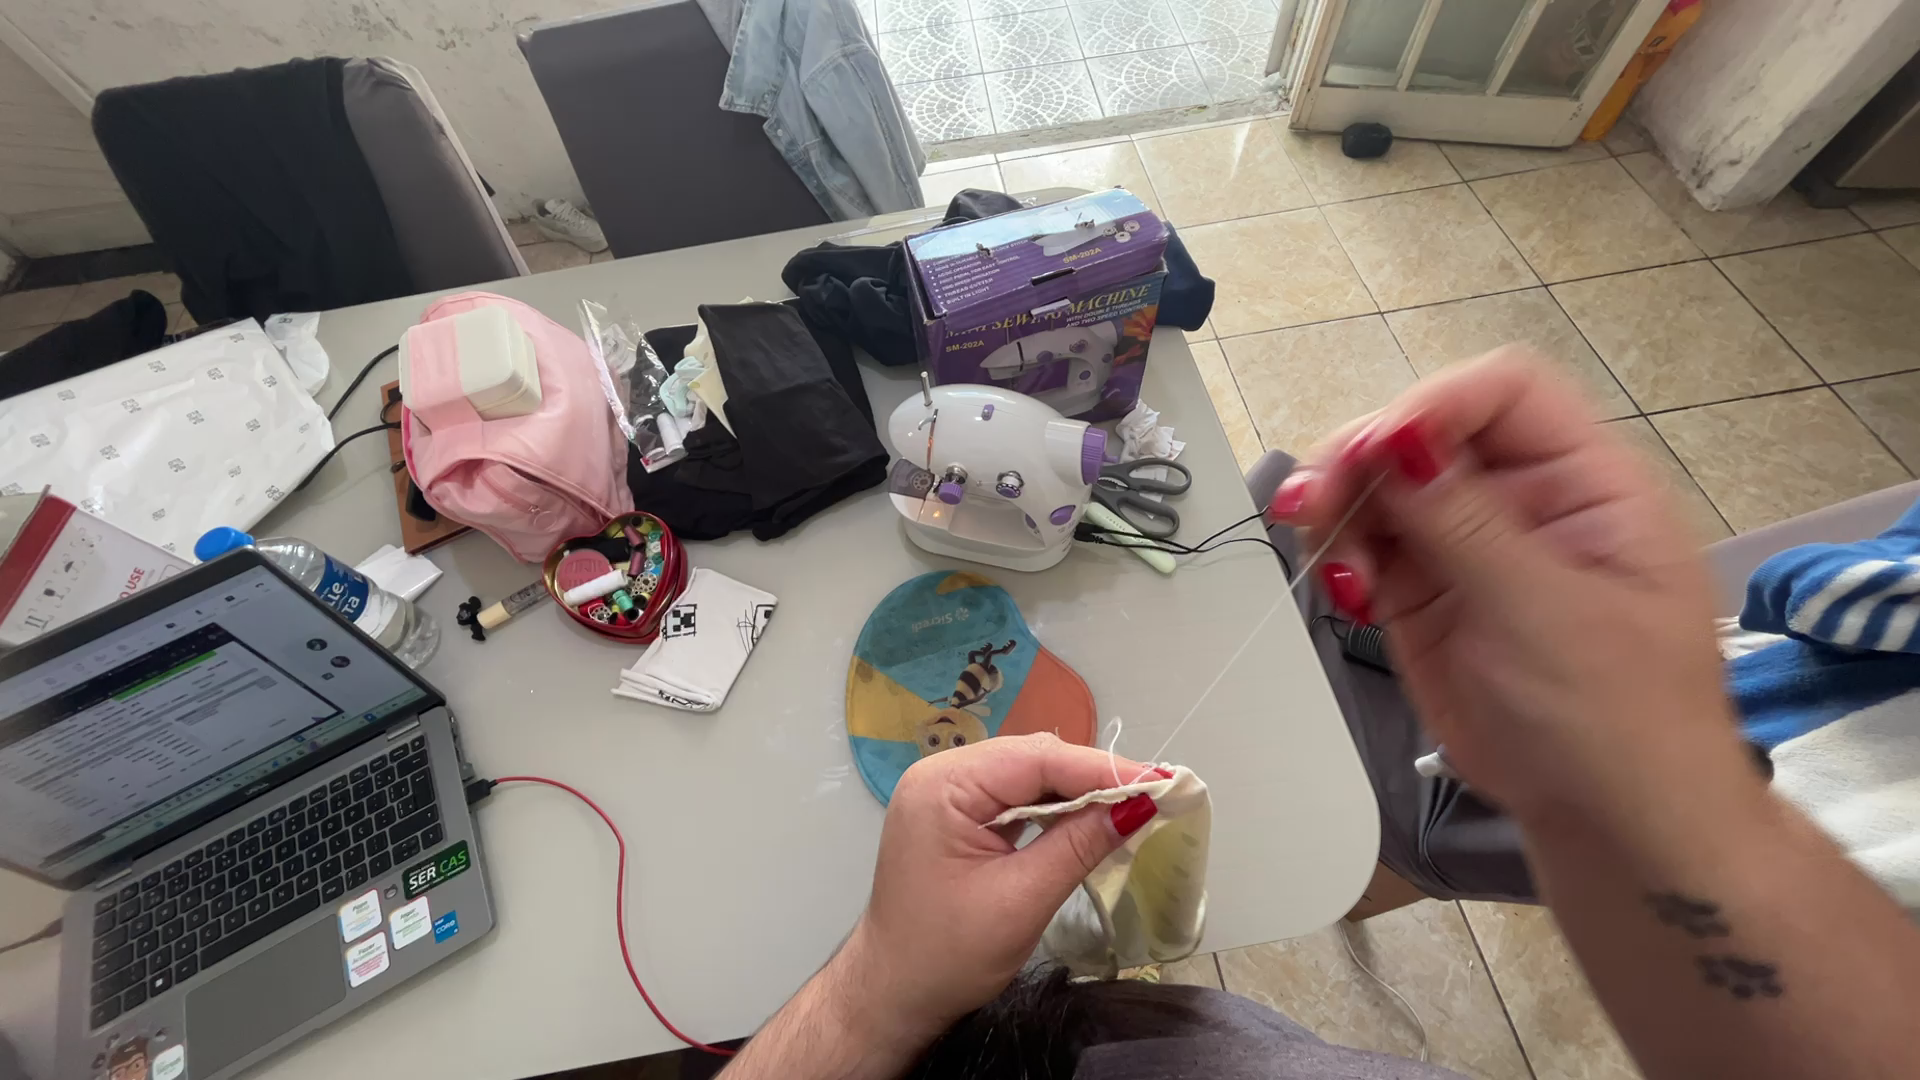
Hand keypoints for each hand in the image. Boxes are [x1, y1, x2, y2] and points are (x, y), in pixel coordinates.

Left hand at [840, 734, 1155, 1048]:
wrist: (892, 995)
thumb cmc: (947, 956)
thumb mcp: (1020, 901)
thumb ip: (1077, 846)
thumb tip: (1137, 808)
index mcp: (944, 786)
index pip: (1034, 759)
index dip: (1099, 769)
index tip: (1158, 781)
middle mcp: (942, 774)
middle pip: (1030, 758)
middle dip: (1090, 776)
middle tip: (1151, 794)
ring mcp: (947, 791)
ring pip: (1025, 773)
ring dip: (1075, 788)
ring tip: (1129, 802)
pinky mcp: (957, 812)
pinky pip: (1013, 794)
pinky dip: (1052, 804)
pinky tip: (1085, 816)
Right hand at [1269, 349, 1758, 829]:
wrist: (1596, 811)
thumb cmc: (1609, 716)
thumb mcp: (1544, 612)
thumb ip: (1464, 521)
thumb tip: (1391, 439)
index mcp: (1581, 484)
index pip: (1502, 396)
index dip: (1433, 407)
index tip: (1372, 454)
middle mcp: (1515, 498)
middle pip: (1417, 436)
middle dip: (1358, 462)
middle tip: (1312, 504)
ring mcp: (1458, 542)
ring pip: (1373, 487)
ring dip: (1333, 509)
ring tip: (1326, 563)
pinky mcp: (1414, 585)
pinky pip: (1356, 542)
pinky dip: (1333, 554)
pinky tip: (1342, 589)